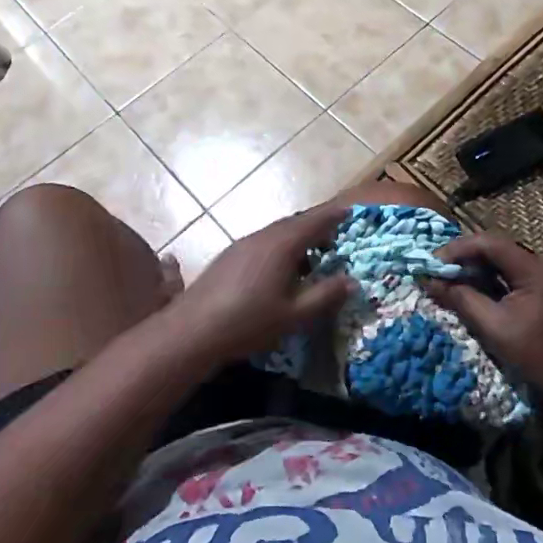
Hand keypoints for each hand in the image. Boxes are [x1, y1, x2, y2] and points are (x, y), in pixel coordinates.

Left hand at [168, 203, 353, 363]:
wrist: (191, 332)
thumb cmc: (248, 322)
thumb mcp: (294, 314)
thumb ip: (325, 295)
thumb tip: (352, 280)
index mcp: (281, 245)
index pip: (313, 222)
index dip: (332, 216)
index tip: (348, 211)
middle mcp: (261, 237)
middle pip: (293, 223)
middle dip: (315, 225)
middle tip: (333, 234)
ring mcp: (241, 245)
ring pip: (275, 232)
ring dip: (296, 237)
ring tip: (310, 252)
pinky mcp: (228, 257)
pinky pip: (262, 242)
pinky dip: (279, 246)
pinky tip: (279, 267)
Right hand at [423, 233, 542, 398]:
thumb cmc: (532, 352)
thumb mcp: (492, 326)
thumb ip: (461, 299)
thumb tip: (429, 280)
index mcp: (531, 269)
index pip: (489, 244)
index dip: (458, 249)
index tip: (432, 262)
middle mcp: (535, 265)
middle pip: (492, 247)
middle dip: (461, 255)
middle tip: (434, 268)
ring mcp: (535, 276)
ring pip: (496, 259)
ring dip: (469, 265)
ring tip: (444, 276)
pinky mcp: (531, 289)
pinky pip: (502, 273)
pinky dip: (481, 277)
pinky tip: (463, 285)